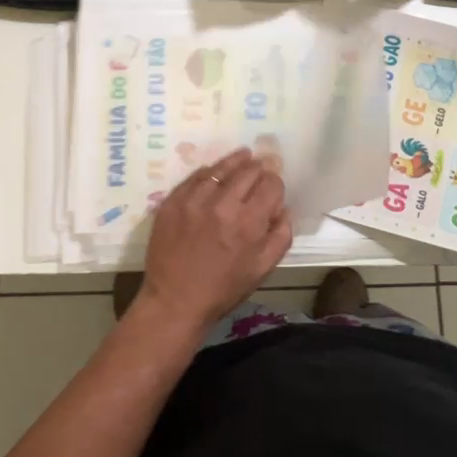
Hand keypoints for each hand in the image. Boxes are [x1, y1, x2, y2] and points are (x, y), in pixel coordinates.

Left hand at [138, 148, 292, 332]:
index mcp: (249, 223)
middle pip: (248, 170)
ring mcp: (195, 200)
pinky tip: (214, 171)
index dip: (275, 183)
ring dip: (235, 162)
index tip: (273, 187)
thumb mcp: (262, 269)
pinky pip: (195, 177)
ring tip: (243, 155)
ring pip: (221, 168)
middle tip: (261, 166)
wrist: (175, 301)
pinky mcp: (173, 201)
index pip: (271, 184)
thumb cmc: (223, 289)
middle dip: (258, 168)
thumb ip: (280, 236)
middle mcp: (223, 204)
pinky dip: (209, 172)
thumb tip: (283, 209)